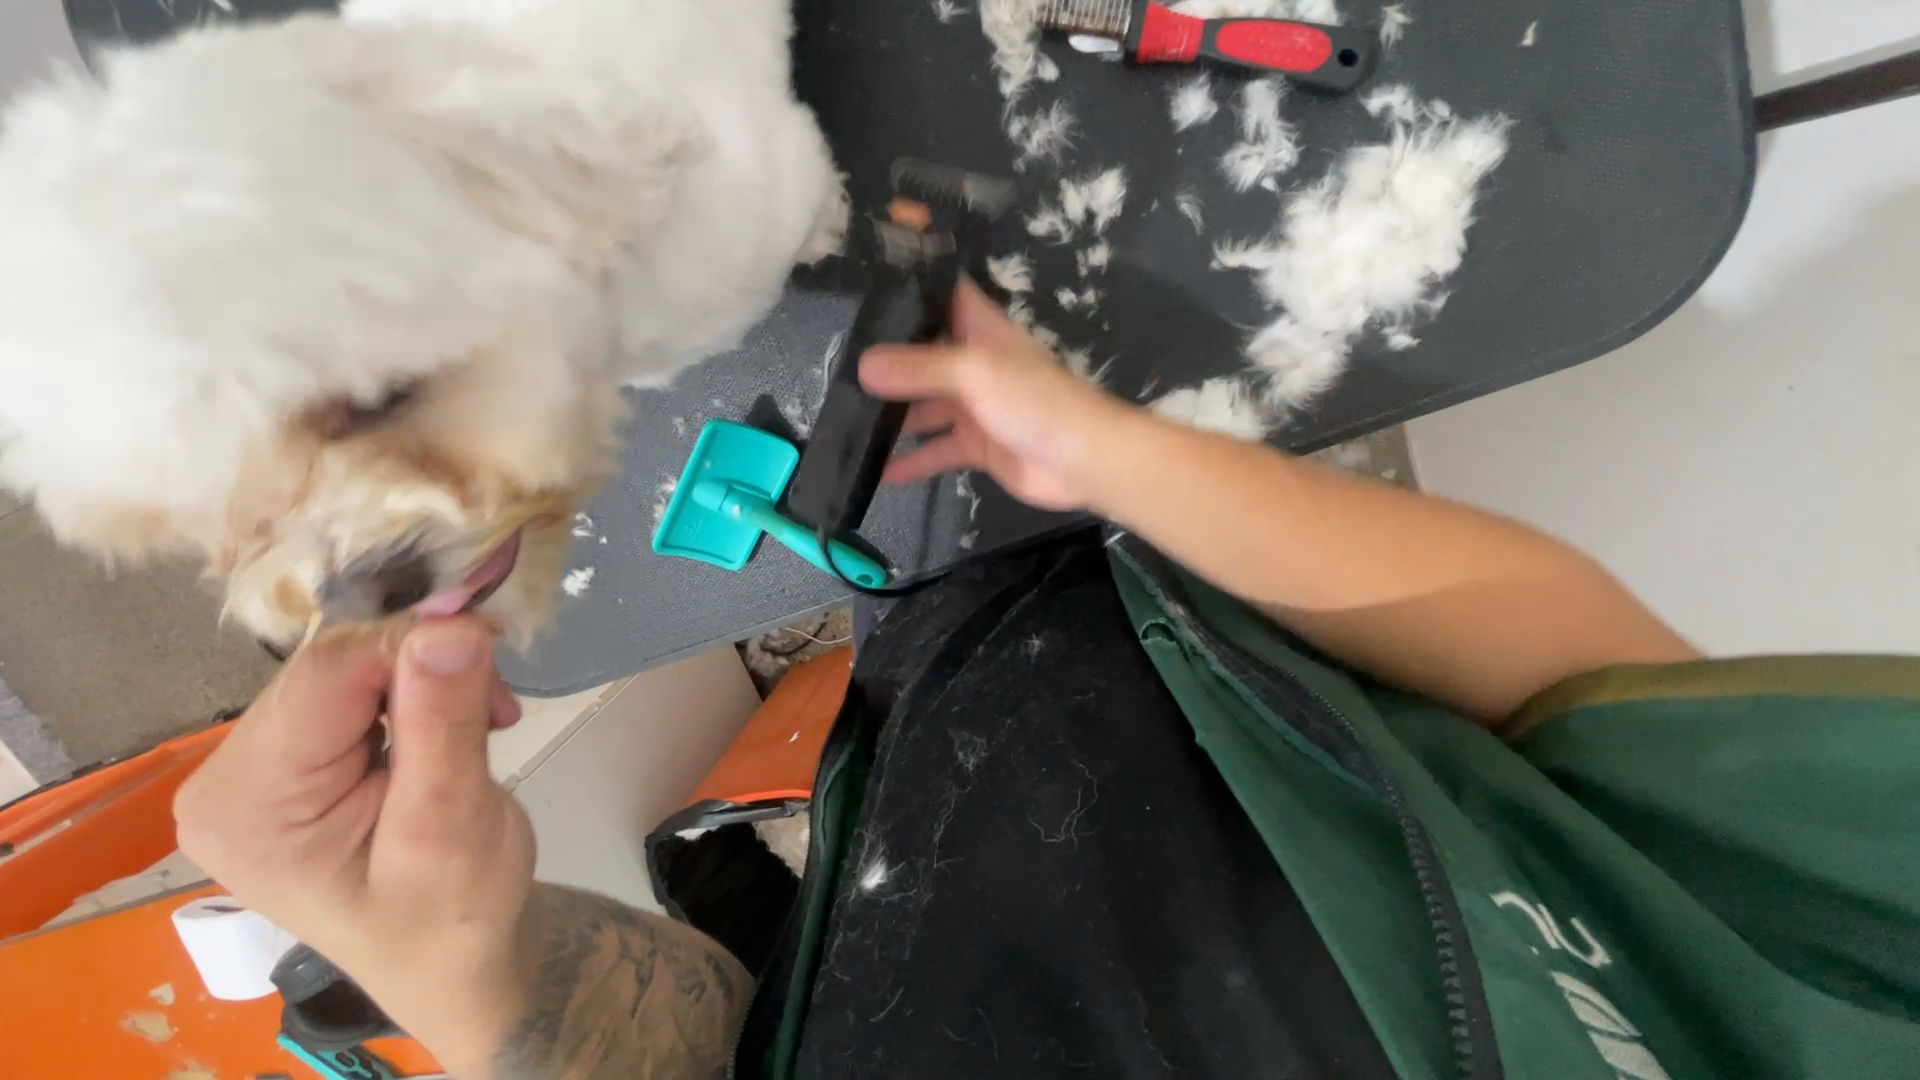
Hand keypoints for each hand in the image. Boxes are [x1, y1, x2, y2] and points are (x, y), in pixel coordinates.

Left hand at [175, 618, 534, 1077]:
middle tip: (500, 705)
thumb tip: (452, 625)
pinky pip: (360, 691)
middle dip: (430, 665)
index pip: (327, 671)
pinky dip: (424, 691)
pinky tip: (458, 725)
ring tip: (487, 722)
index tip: (496, 649)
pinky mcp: (297, 762)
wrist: (454, 958)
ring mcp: (259, 769)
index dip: (415, 641)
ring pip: (354, 669)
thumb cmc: (454, 909)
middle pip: (336, 665)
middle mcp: (230, 776)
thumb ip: (444, 722)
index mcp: (250, 801)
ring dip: (434, 678)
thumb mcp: (453, 822)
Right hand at [860, 279, 1134, 510]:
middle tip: (837, 373)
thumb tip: (863, 366)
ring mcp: (975, 408)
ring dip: (893, 417)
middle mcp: (973, 365)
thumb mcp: (973, 373)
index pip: (941, 296)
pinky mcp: (978, 446)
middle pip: (922, 357)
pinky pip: (937, 451)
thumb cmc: (1034, 402)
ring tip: (848, 423)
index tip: (866, 289)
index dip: (910, 288)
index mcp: (979, 331)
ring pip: (925, 407)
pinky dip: (913, 462)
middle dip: (886, 365)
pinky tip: (880, 473)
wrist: (1081, 460)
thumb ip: (918, 369)